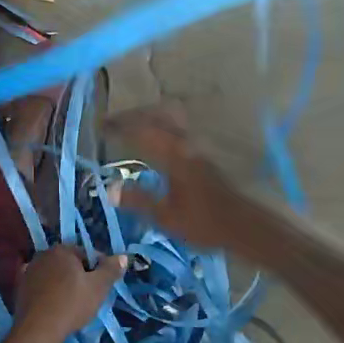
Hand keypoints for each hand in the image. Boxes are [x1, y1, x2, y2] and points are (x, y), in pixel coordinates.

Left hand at [13, 245, 123, 342]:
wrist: (38, 329)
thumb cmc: (72, 304)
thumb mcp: (99, 287)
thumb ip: (111, 269)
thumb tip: (123, 256)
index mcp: (61, 250)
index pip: (87, 253)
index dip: (99, 268)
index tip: (104, 285)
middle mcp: (43, 255)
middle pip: (69, 263)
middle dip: (80, 275)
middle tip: (90, 294)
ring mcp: (29, 271)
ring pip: (54, 274)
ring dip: (64, 283)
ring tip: (73, 303)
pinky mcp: (20, 288)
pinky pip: (41, 286)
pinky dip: (49, 292)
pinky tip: (55, 306)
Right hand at [107, 107, 251, 249]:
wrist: (242, 226)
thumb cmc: (203, 223)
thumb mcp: (164, 216)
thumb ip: (137, 200)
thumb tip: (109, 188)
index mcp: (173, 155)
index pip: (141, 130)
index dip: (119, 126)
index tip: (101, 126)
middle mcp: (186, 144)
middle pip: (157, 116)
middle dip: (132, 117)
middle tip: (111, 123)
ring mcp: (196, 148)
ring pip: (169, 121)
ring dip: (147, 120)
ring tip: (129, 129)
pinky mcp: (202, 156)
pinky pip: (176, 131)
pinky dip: (159, 129)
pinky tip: (152, 144)